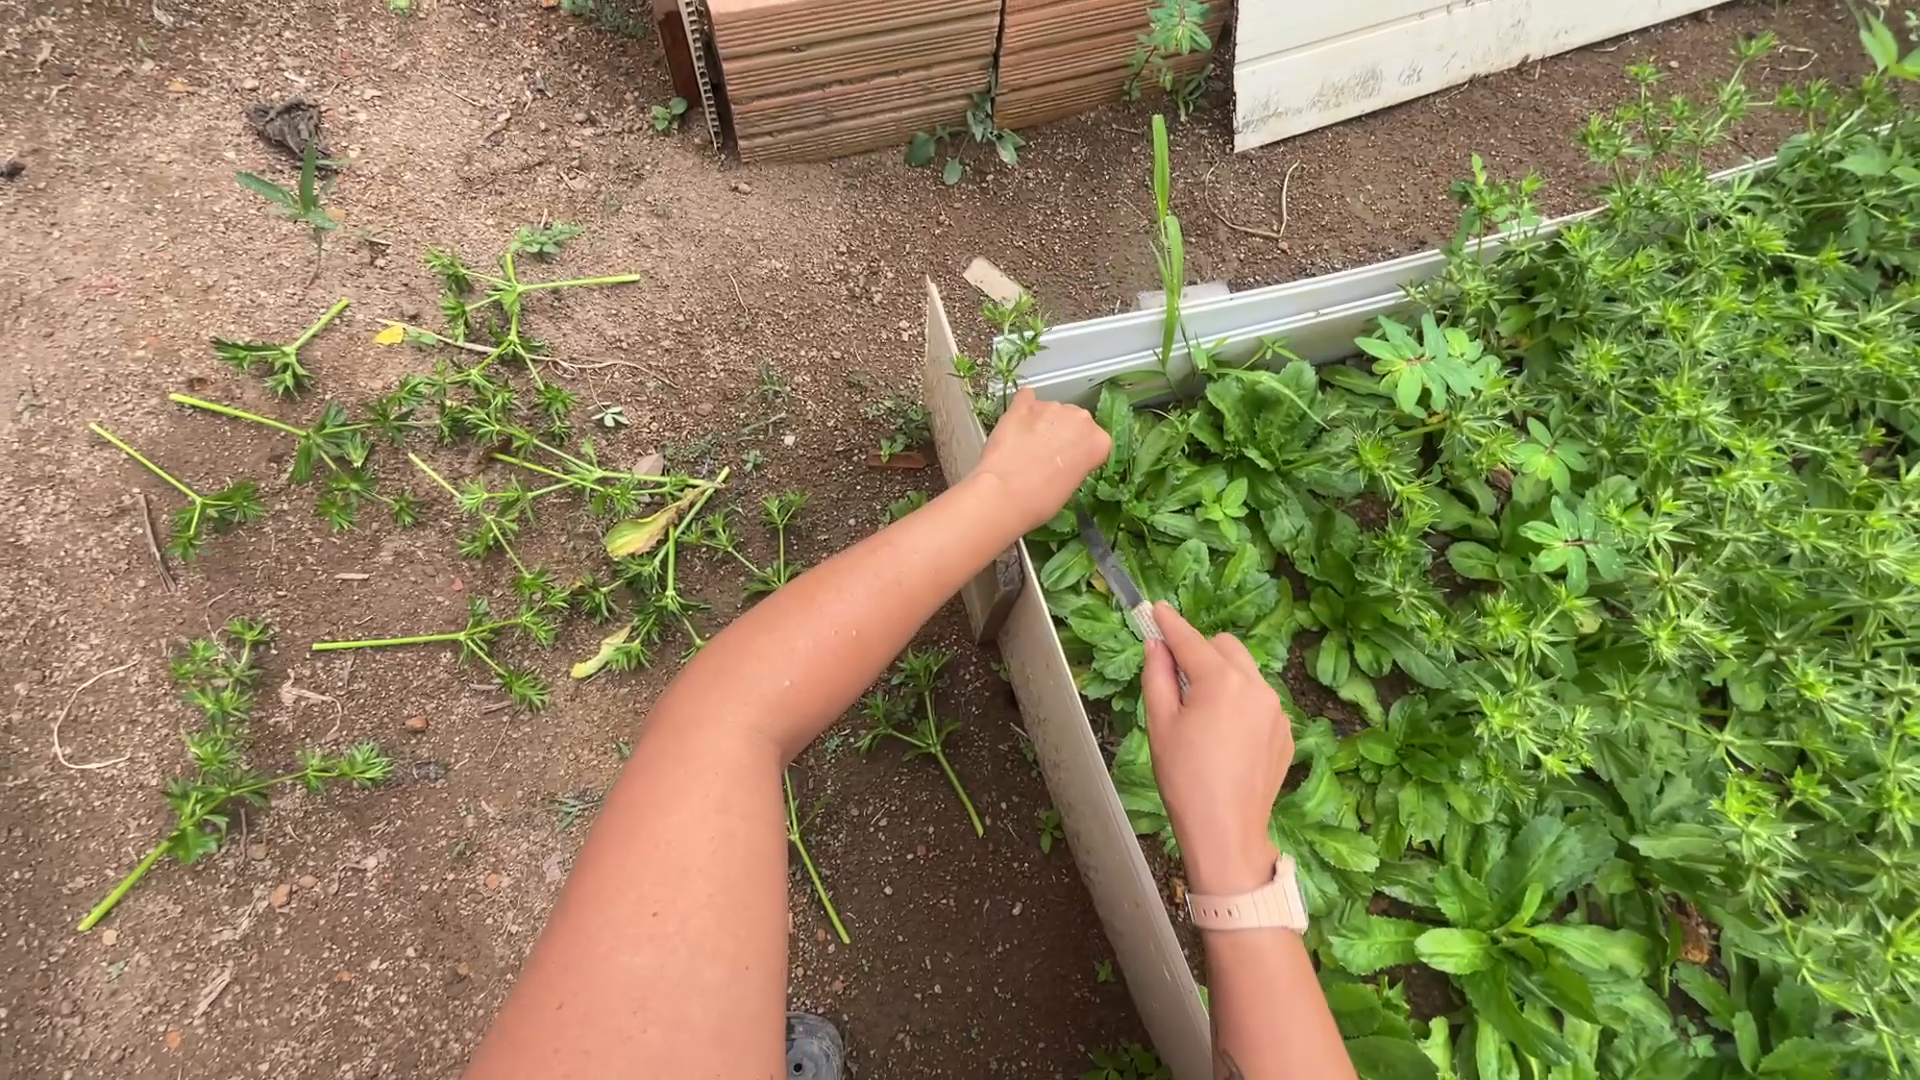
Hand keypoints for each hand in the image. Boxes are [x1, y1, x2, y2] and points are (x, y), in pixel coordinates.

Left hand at [972, 388, 1111, 531]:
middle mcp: (1080, 418)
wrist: (1005, 494)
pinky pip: (1027, 399)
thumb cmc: (1042, 500)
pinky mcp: (1023, 403)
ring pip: (1051, 411)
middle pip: (1075, 421)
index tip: (1068, 462)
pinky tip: (1016, 425)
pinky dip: (1023, 409)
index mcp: (1100, 441)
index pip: (1095, 440)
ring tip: (1026, 446)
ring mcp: (1051, 407)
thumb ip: (1075, 463)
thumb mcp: (1071, 486)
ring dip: (1042, 423)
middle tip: (1045, 455)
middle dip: (1063, 433)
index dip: (1080, 452)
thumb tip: (1062, 459)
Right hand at [1143, 603, 1292, 897]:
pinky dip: (1241, 702)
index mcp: (1220, 679)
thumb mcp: (1159, 722)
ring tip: (1203, 713)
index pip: (1189, 638)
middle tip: (1177, 680)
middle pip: (1224, 646)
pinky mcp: (1286, 732)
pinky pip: (1260, 700)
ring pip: (1246, 671)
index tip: (1155, 609)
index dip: (1169, 622)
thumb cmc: (1184, 776)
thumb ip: (1157, 675)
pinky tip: (1226, 736)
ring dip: (1223, 675)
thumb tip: (1157, 644)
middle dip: (1200, 651)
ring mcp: (1276, 709)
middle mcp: (1256, 685)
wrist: (1226, 831)